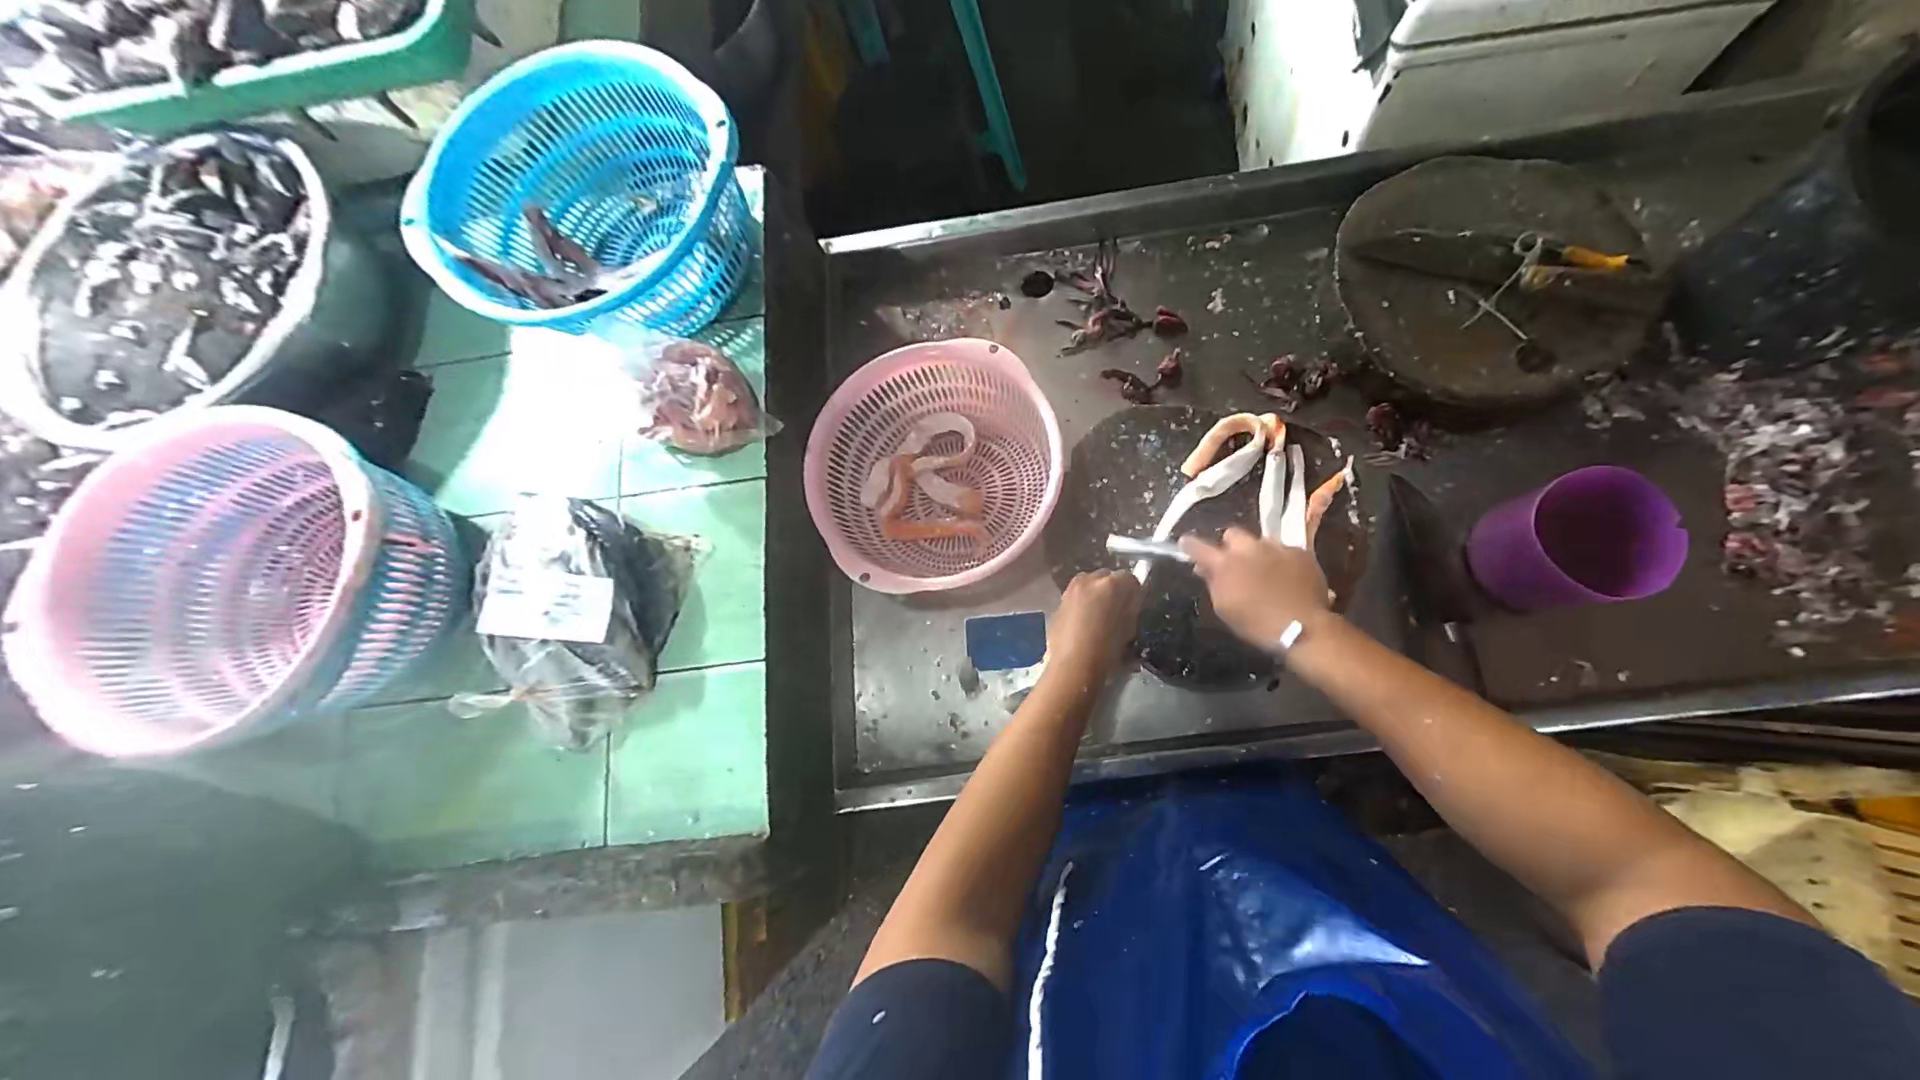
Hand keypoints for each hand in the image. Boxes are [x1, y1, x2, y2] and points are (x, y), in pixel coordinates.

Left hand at [1044, 569, 1141, 688]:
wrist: (1072, 666)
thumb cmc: (1107, 650)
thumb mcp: (1129, 630)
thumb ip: (1131, 610)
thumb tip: (1129, 604)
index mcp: (1111, 585)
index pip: (1130, 578)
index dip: (1134, 592)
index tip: (1135, 604)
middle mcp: (1089, 580)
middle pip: (1107, 577)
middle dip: (1113, 590)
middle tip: (1117, 609)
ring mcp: (1070, 590)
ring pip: (1089, 584)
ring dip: (1096, 594)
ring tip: (1099, 615)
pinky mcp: (1058, 603)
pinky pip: (1075, 597)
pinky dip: (1082, 603)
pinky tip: (1084, 621)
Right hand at [1180, 527, 1330, 650]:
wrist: (1303, 628)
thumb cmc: (1256, 623)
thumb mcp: (1224, 608)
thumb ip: (1213, 582)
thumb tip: (1205, 568)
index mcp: (1225, 563)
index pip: (1198, 546)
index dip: (1190, 545)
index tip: (1186, 544)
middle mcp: (1249, 548)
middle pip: (1232, 534)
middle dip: (1230, 546)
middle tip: (1234, 562)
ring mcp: (1277, 547)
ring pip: (1261, 541)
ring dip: (1257, 552)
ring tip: (1265, 570)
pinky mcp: (1301, 552)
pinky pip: (1284, 550)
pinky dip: (1281, 560)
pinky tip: (1286, 576)